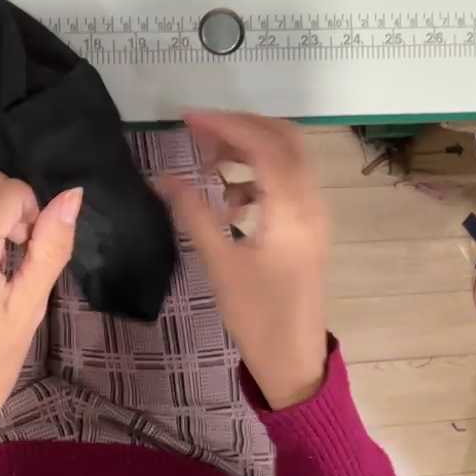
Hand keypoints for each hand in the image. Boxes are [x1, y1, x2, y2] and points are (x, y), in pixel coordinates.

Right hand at [162, 111, 330, 409]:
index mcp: (291, 207)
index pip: (263, 144)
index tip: (186, 119)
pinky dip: (257, 174)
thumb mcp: (220, 262)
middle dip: (239, 127)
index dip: (224, 124)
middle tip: (197, 132)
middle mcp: (310, 200)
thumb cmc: (257, 313)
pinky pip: (286, 180)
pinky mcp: (307, 225)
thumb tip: (162, 178)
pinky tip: (227, 198)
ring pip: (286, 157)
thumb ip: (193, 213)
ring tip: (206, 161)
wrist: (293, 356)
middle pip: (282, 138)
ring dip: (248, 148)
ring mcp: (313, 212)